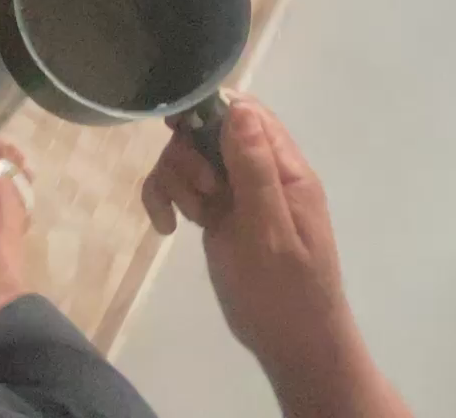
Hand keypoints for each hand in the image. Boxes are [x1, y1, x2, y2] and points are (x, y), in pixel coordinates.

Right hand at [142, 96, 358, 385]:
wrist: (291, 349)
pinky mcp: (213, 211)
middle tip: (201, 193)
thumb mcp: (271, 231)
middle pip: (206, 131)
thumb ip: (254, 168)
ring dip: (174, 182)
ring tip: (189, 217)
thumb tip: (238, 106)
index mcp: (285, 169)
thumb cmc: (288, 293)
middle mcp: (259, 172)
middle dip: (188, 156)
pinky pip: (176, 187)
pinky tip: (165, 227)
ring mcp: (234, 192)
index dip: (208, 110)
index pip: (247, 112)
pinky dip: (163, 200)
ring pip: (185, 157)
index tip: (178, 127)